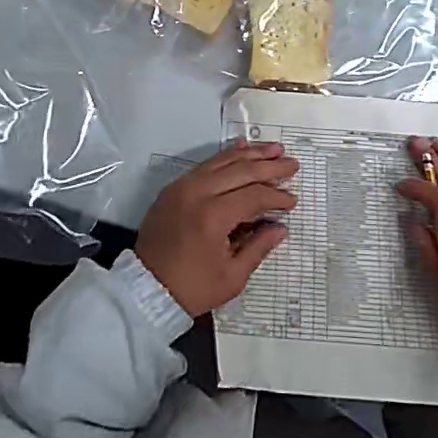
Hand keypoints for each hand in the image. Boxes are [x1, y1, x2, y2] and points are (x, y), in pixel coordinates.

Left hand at [136, 139, 297, 315]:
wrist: (145, 290)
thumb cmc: (191, 288)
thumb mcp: (232, 277)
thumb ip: (259, 247)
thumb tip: (281, 227)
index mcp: (212, 216)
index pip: (254, 196)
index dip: (276, 197)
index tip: (292, 202)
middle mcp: (197, 193)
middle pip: (241, 170)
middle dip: (270, 166)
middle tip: (292, 164)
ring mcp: (183, 186)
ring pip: (223, 160)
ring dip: (251, 153)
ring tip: (274, 149)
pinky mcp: (174, 187)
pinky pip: (205, 164)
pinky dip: (226, 155)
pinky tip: (242, 147)